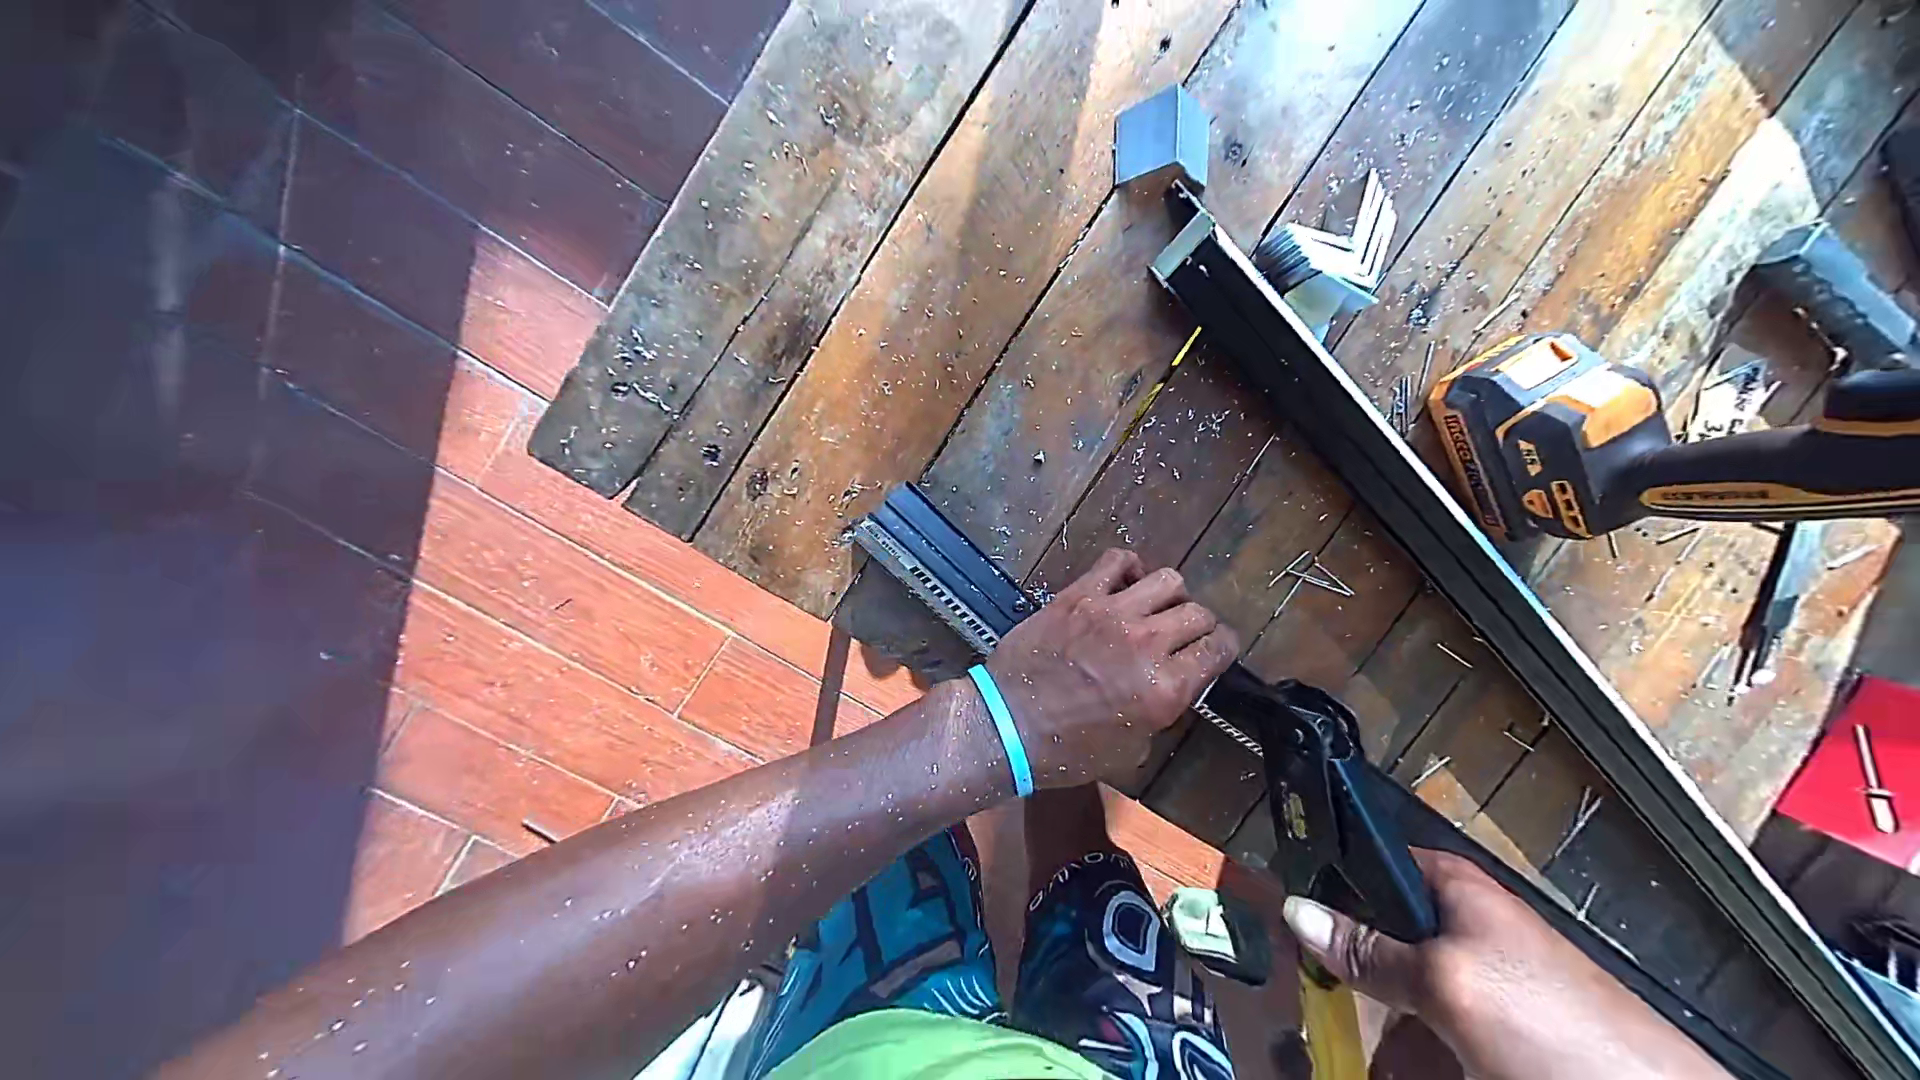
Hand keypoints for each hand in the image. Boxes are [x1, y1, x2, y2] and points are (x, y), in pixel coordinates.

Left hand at [979, 549, 1238, 789]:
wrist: (1008, 725)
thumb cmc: (1069, 749)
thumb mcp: (1133, 747)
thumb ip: (1162, 707)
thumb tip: (1172, 680)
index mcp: (1166, 688)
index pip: (1219, 648)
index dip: (1222, 647)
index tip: (1214, 649)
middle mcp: (1146, 644)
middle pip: (1198, 613)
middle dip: (1198, 626)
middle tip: (1181, 636)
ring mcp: (1111, 613)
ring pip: (1168, 580)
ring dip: (1169, 596)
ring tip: (1154, 609)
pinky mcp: (1079, 595)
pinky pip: (1117, 560)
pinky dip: (1129, 567)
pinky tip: (1125, 584)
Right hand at [1283, 849, 1731, 1079]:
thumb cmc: (1553, 1032)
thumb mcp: (1448, 985)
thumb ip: (1367, 949)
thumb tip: (1290, 907)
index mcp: (1448, 887)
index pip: (1363, 861)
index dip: (1321, 883)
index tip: (1281, 919)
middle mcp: (1457, 925)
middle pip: (1372, 933)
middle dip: (1343, 970)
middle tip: (1316, 997)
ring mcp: (1476, 984)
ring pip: (1395, 990)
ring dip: (1373, 1023)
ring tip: (1358, 1052)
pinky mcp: (1493, 1034)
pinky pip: (1428, 1034)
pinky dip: (1407, 1053)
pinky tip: (1397, 1069)